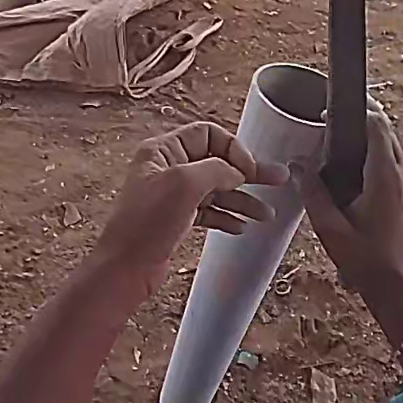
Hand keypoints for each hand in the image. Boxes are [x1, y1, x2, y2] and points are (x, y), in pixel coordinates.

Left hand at [96, 121, 288, 296]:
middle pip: (217, 163)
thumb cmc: (145, 224)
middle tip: (278, 179)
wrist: (124, 268)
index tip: (249, 170)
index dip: (232, 148)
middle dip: (248, 173)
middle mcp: (168, 169)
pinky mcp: (177, 220)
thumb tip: (237, 171)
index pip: (207, 134)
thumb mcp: (184, 184)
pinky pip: (209, 213)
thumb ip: (216, 169)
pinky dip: (227, 217)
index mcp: (163, 151)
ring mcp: (173, 196)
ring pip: (217, 191)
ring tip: (266, 214)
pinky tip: (241, 227)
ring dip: (243, 200)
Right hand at [298, 113, 402, 335]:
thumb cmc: (363, 257)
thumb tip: (297, 165)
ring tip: (336, 135)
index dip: (356, 112)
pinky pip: (391, 157)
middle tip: (329, 118)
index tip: (328, 112)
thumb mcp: (329, 226)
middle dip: (361, 118)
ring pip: (390, 142)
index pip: (377, 127)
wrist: (391, 281)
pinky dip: (374, 149)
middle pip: (386, 129)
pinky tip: (350, 160)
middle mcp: (401, 173)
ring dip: (368, 133)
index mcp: (385, 177)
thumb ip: (313, 191)